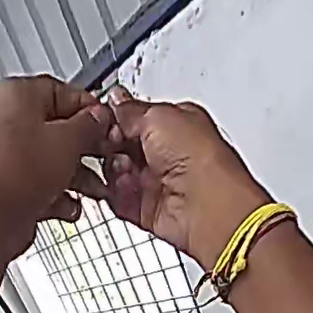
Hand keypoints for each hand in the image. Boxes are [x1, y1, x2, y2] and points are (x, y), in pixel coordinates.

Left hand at [0, 76, 114, 299]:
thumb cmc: (14, 174)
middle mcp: (10, 123)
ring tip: (96, 190)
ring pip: (54, 163)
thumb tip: (99, 119)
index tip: (109, 127)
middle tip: (106, 159)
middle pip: (60, 131)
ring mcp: (10, 159)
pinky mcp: (13, 189)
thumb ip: (89, 127)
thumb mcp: (67, 142)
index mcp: (18, 96)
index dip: (91, 112)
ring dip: (79, 178)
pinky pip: (44, 188)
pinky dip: (60, 197)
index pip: (64, 93)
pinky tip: (70, 207)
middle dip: (87, 151)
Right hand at [102, 88, 272, 271]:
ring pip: (119, 176)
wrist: (207, 206)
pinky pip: (121, 204)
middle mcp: (167, 156)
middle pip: (123, 149)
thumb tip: (116, 100)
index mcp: (175, 126)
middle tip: (111, 145)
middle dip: (113, 146)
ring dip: (115, 170)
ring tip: (124, 168)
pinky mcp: (150, 212)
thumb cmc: (199, 159)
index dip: (117, 121)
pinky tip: (125, 187)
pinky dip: (118, 196)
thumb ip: (131, 111)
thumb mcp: (158, 117)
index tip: (105, 122)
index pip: (135, 120)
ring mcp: (158, 185)